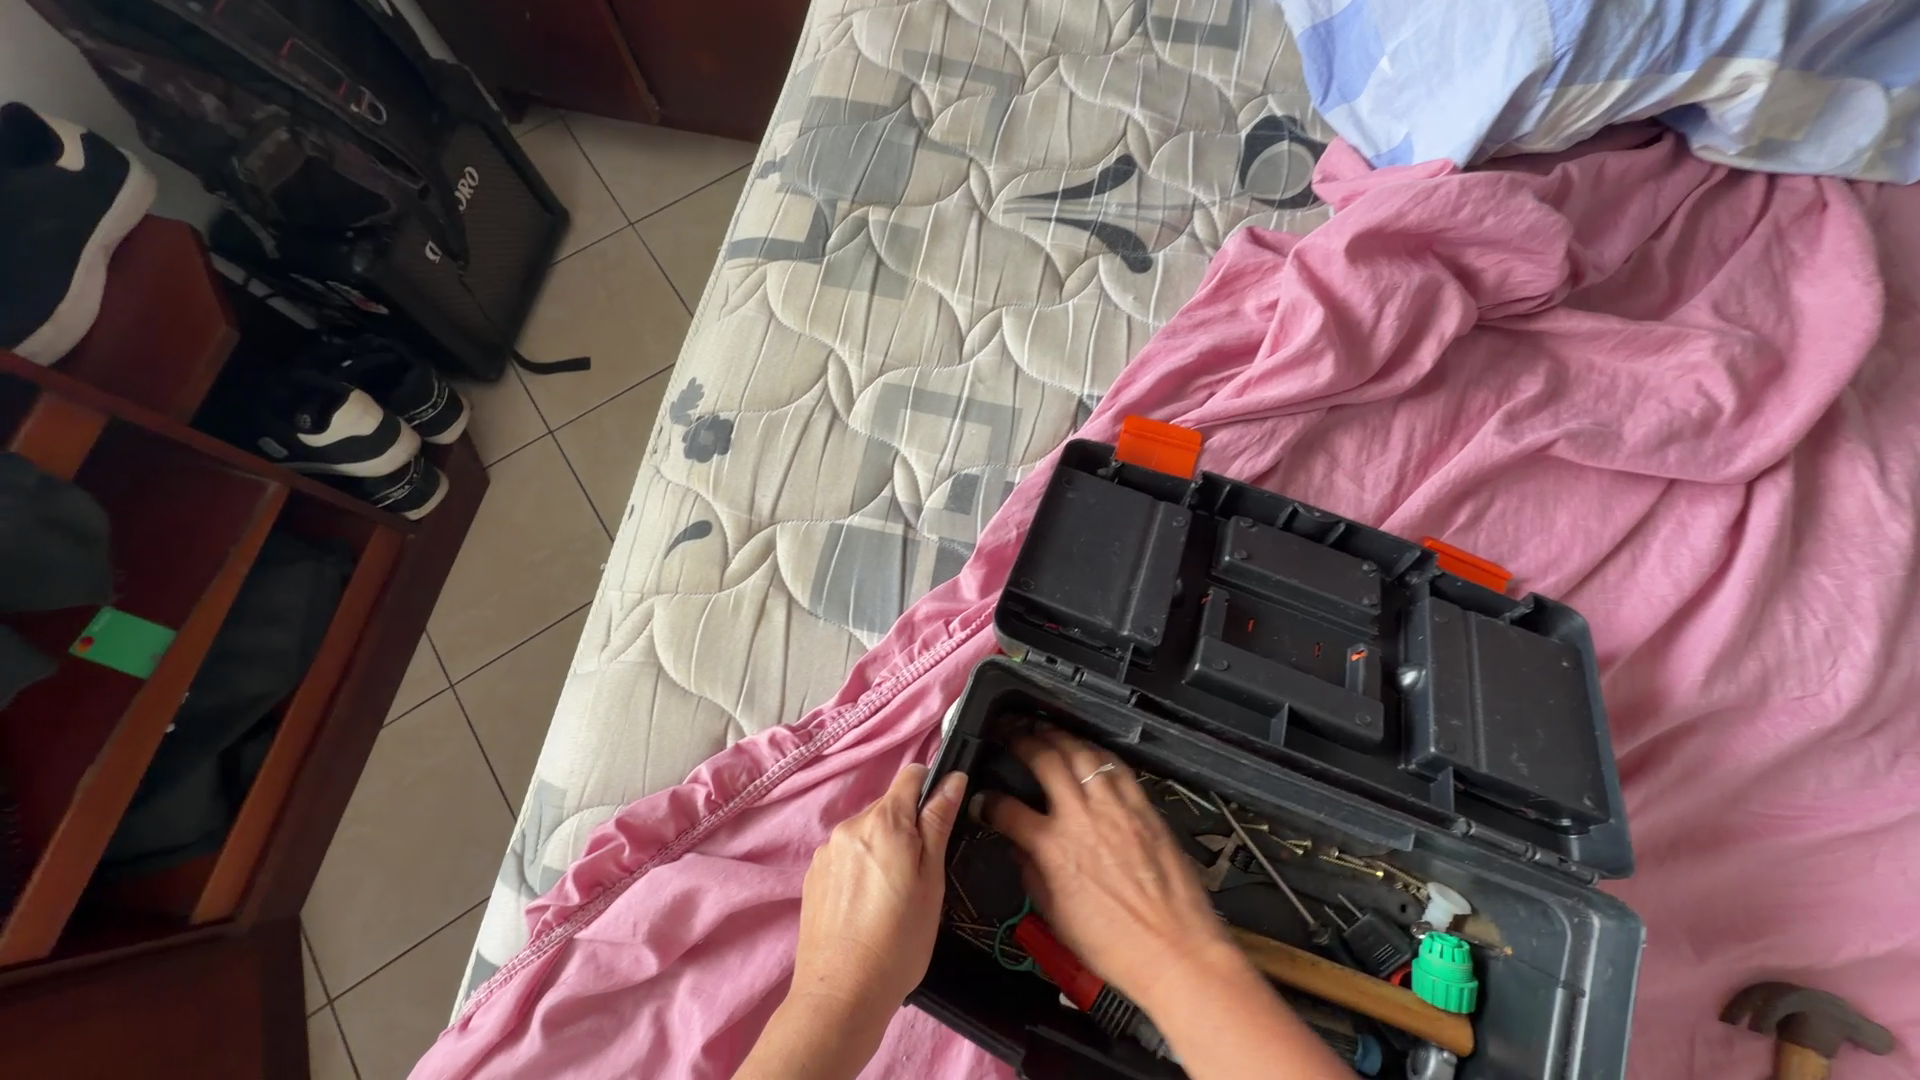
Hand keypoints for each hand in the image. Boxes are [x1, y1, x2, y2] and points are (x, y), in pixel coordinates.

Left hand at [788, 763, 967, 1015]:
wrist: (840, 996)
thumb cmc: (899, 940)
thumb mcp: (932, 881)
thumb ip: (938, 822)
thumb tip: (952, 777)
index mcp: (883, 821)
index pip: (911, 775)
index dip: (932, 789)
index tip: (941, 822)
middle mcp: (849, 825)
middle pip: (889, 807)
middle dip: (908, 828)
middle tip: (920, 876)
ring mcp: (826, 851)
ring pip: (867, 833)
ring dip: (883, 849)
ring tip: (892, 898)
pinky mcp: (812, 875)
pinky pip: (847, 856)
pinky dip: (861, 869)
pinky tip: (867, 908)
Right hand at [980, 728, 1234, 1008]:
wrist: (1174, 951)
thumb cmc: (1116, 945)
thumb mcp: (1056, 916)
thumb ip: (1031, 874)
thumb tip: (1019, 849)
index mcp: (1053, 848)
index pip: (1006, 809)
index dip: (987, 801)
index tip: (983, 800)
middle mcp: (1081, 819)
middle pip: (1044, 760)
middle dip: (1021, 741)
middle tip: (1010, 734)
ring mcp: (1115, 808)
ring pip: (1080, 753)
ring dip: (1057, 735)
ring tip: (1043, 729)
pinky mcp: (1143, 808)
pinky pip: (1116, 766)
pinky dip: (1096, 751)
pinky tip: (1086, 748)